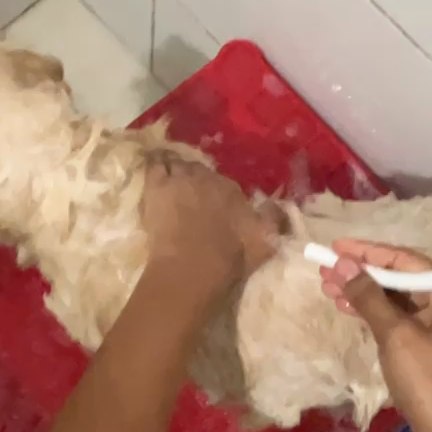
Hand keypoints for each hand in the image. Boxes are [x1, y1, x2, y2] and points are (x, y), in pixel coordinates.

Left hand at [141, 157, 279, 289]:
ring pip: (175, 164)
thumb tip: (277, 205)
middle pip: (198, 171)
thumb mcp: (266, 240)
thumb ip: (273, 218)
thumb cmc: (231, 257)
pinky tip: (153, 170)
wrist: (194, 267)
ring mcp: (179, 179)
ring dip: (173, 169)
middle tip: (190, 193)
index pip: (224, 183)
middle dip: (194, 179)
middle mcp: (206, 178)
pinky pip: (154, 166)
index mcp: (232, 189)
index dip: (218, 192)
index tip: (214, 203)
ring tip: (170, 178)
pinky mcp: (156, 187)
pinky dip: (155, 166)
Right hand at [320, 240, 431, 431]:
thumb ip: (368, 296)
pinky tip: (346, 306)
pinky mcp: (430, 337)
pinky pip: (398, 313)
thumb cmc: (427, 381)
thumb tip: (342, 264)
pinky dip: (373, 309)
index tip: (334, 248)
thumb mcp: (394, 335)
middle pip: (399, 274)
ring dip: (362, 291)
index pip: (404, 260)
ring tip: (327, 287)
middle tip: (324, 270)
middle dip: (361, 273)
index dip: (366, 253)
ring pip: (395, 295)